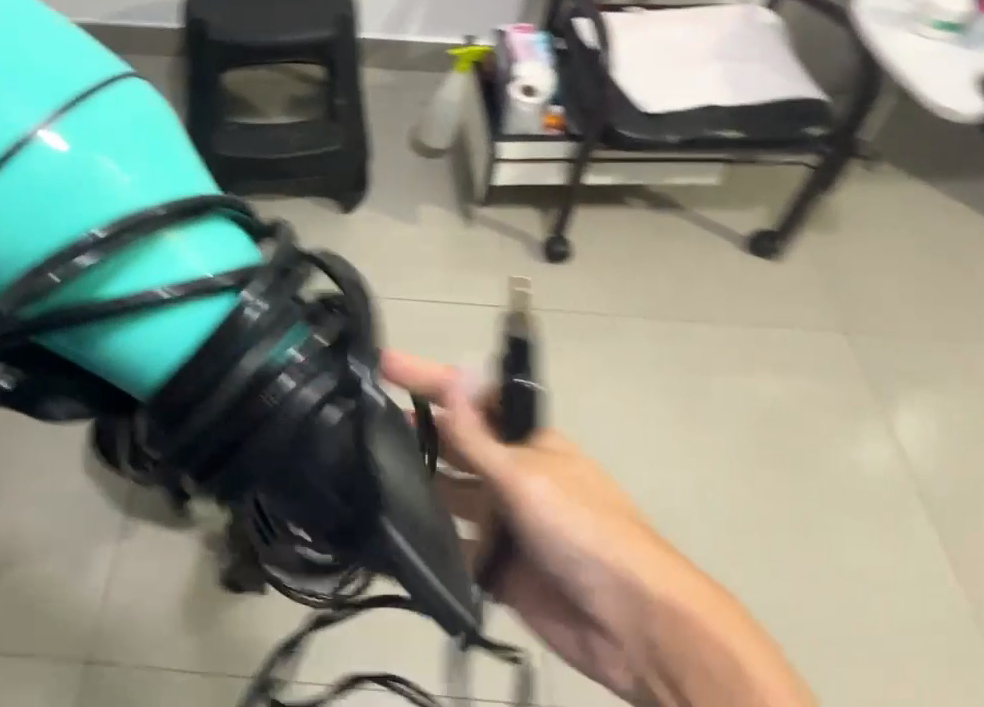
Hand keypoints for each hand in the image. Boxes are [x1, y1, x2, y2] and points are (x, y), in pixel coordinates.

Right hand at [381, 351, 813, 706]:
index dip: (428, 379)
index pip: (470, 398)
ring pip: (448, 497)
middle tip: (354, 423)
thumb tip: (451, 375)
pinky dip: (427, 544)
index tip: (383, 362)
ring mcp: (503, 522)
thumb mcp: (527, 476)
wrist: (629, 622)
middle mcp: (511, 474)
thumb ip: (480, 436)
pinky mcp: (496, 568)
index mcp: (527, 441)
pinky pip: (454, 549)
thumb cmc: (583, 530)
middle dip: (414, 431)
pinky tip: (387, 538)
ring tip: (359, 476)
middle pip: (454, 446)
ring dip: (415, 487)